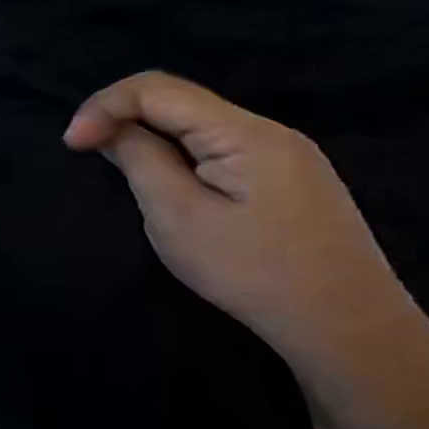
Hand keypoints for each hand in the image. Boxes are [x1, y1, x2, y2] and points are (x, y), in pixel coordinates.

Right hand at [63, 72, 414, 359]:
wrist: (355, 339)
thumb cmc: (256, 277)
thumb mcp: (179, 218)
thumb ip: (139, 159)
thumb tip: (114, 130)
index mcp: (244, 132)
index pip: (156, 89)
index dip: (105, 106)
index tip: (72, 143)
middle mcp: (269, 129)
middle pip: (179, 100)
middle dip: (125, 117)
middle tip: (89, 149)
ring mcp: (287, 154)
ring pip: (199, 123)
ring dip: (152, 134)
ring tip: (122, 163)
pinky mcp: (293, 179)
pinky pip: (221, 146)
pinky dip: (181, 151)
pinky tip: (173, 180)